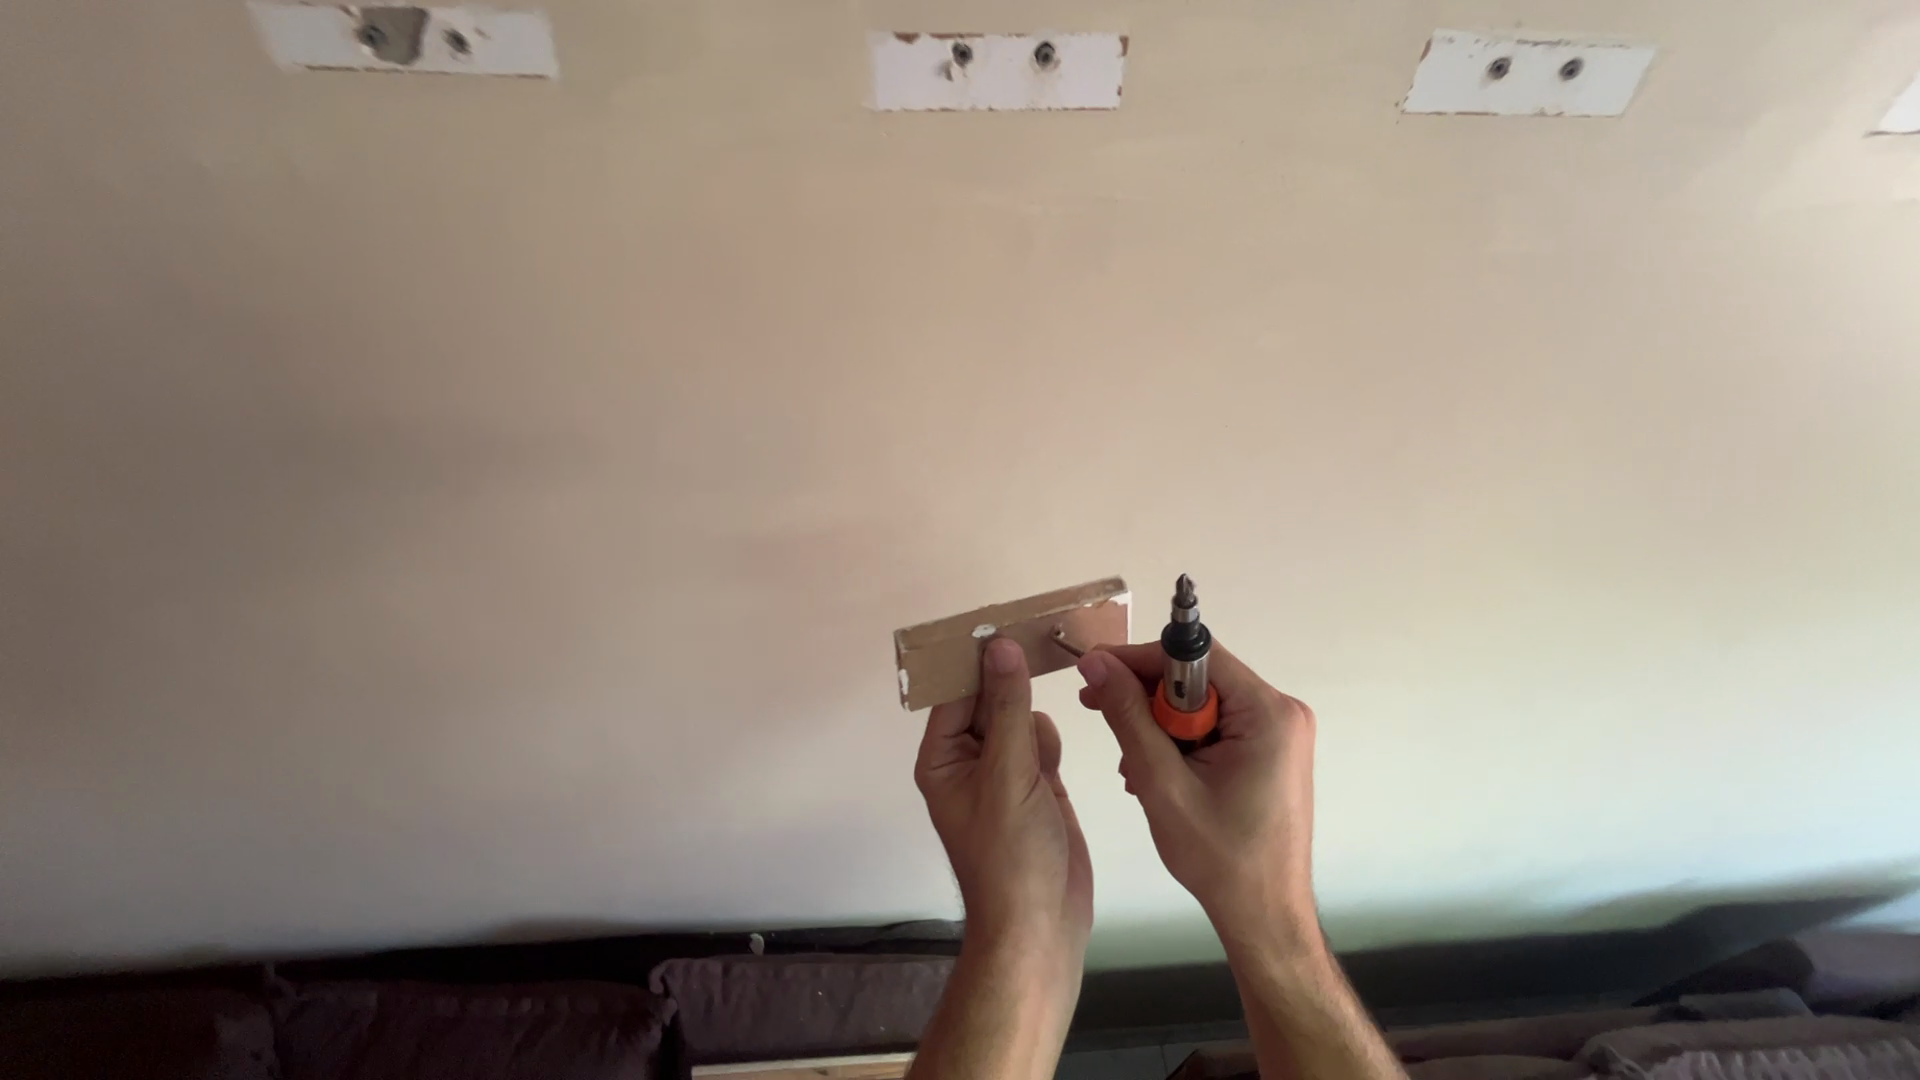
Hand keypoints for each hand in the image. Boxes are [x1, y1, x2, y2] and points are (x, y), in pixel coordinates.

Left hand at [916, 638, 1093, 964]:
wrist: (1043, 925)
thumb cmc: (1012, 856)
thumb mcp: (1008, 775)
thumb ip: (1007, 708)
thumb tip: (999, 647)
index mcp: (943, 756)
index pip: (957, 691)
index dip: (979, 657)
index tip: (1007, 621)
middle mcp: (968, 757)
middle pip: (989, 698)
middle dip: (1012, 679)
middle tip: (1044, 640)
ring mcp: (1002, 769)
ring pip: (1018, 714)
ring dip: (1032, 717)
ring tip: (1042, 728)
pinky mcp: (1034, 780)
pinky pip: (1039, 739)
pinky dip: (1049, 743)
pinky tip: (1054, 767)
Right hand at [1076, 642, 1318, 942]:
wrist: (1266, 917)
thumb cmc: (1220, 858)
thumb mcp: (1162, 783)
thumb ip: (1128, 716)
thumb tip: (1096, 662)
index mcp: (1268, 713)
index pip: (1194, 656)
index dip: (1140, 658)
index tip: (1095, 670)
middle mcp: (1280, 712)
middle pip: (1196, 678)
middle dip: (1145, 698)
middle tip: (1098, 710)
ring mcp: (1278, 732)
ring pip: (1199, 702)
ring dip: (1158, 725)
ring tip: (1131, 763)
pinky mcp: (1269, 751)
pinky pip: (1213, 725)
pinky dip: (1179, 741)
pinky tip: (1155, 772)